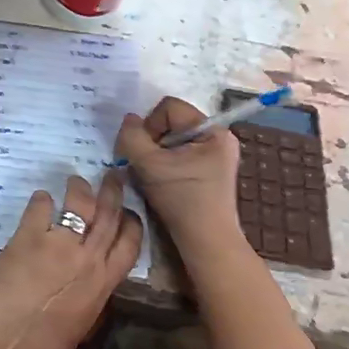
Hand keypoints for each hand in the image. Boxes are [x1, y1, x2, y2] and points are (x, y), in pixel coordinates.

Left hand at [0, 172, 143, 348]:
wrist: (5, 341)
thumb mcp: (81, 327)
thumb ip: (89, 300)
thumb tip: (91, 287)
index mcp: (103, 285)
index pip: (130, 245)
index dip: (132, 224)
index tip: (130, 213)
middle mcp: (88, 258)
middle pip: (109, 216)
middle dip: (113, 192)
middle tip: (112, 176)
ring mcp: (61, 243)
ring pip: (80, 204)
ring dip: (80, 188)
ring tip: (76, 181)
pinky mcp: (31, 235)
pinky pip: (42, 207)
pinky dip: (42, 199)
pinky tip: (41, 197)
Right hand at [116, 97, 243, 255]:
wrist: (206, 241)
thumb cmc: (182, 200)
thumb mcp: (149, 165)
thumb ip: (132, 137)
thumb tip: (129, 120)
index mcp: (212, 130)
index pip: (169, 107)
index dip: (150, 125)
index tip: (146, 153)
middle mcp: (219, 137)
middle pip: (172, 122)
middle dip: (153, 141)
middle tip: (147, 165)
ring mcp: (217, 154)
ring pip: (174, 139)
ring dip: (158, 154)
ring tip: (154, 175)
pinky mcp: (211, 170)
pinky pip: (182, 153)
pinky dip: (167, 163)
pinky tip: (163, 181)